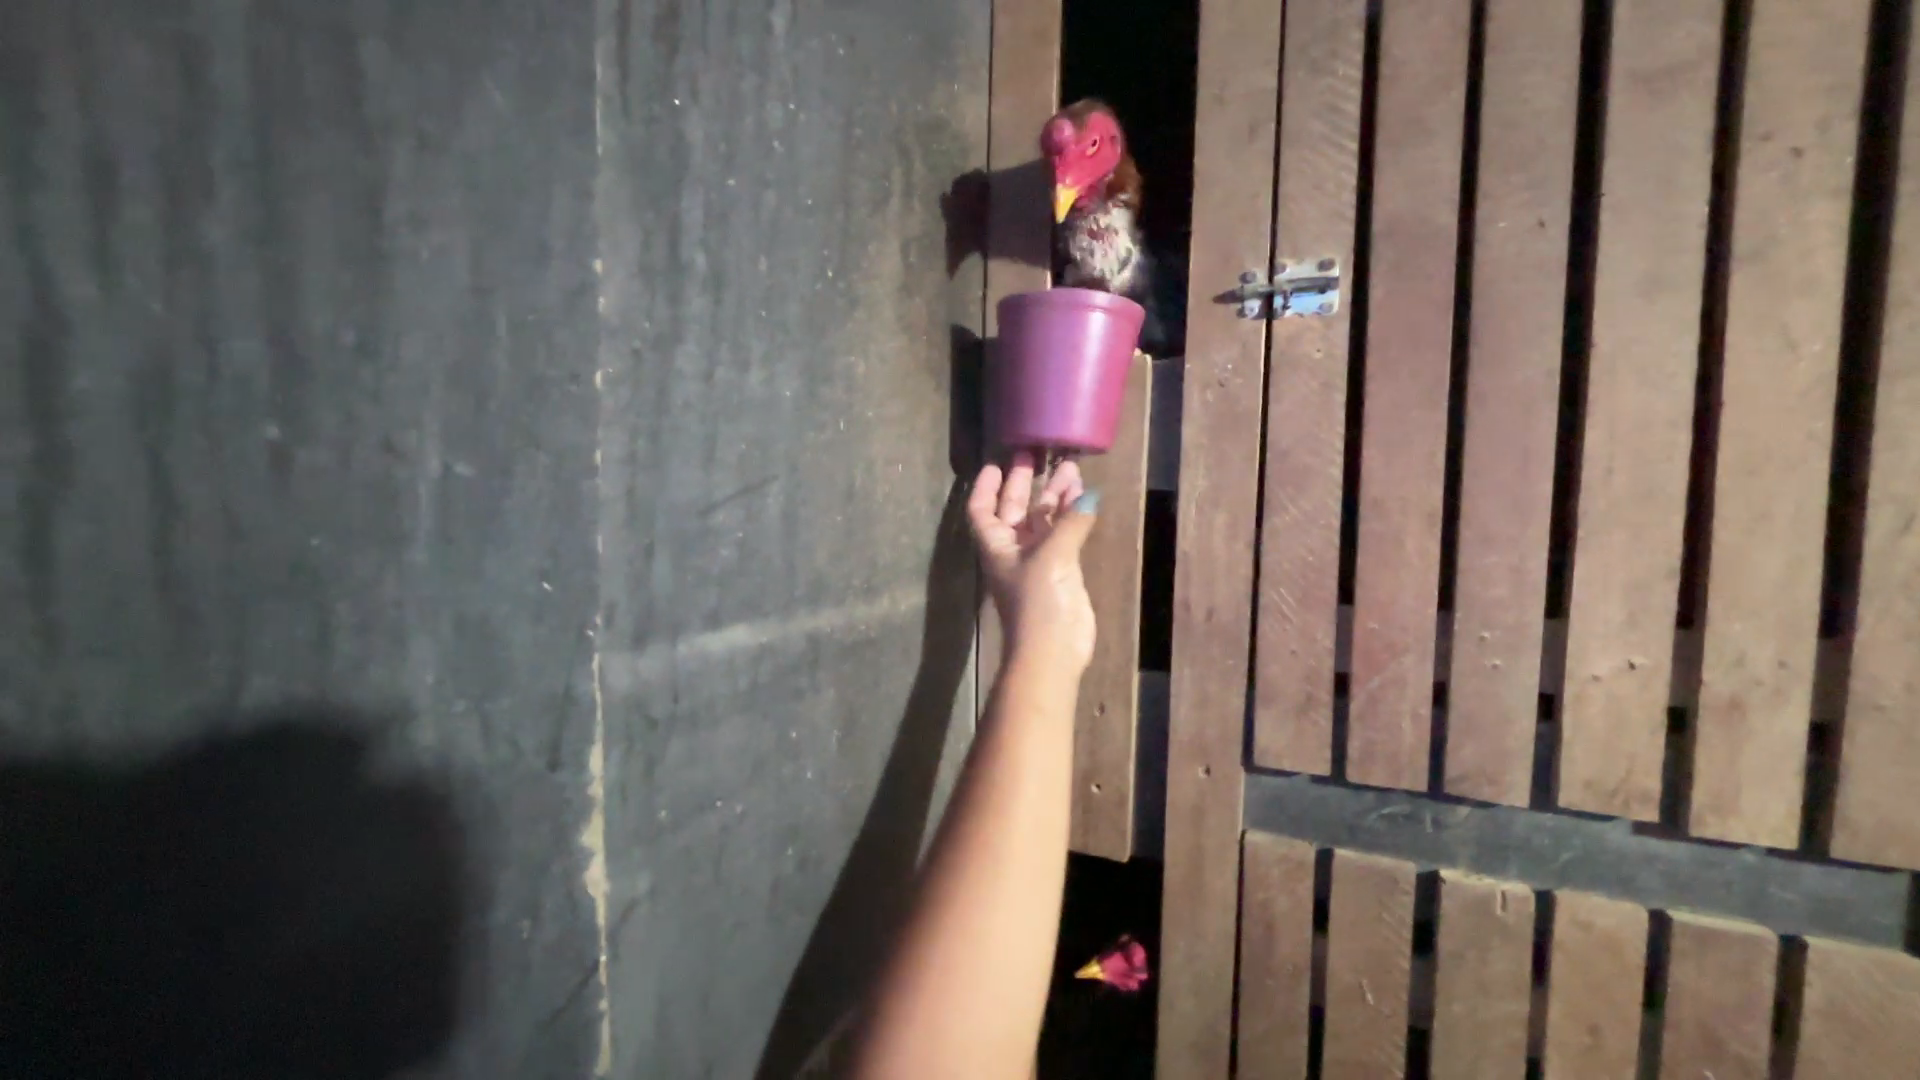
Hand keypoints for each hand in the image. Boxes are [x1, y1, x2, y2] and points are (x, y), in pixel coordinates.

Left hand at [967, 451, 1098, 672]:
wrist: (1052, 651)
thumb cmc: (1038, 601)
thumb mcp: (1052, 556)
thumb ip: (1069, 523)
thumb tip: (1089, 496)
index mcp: (996, 545)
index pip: (981, 509)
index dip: (984, 487)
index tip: (995, 464)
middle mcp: (1013, 549)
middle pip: (1014, 509)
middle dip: (1024, 483)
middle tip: (1039, 454)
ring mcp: (1038, 561)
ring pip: (1043, 520)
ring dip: (1055, 496)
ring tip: (1072, 469)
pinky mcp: (1061, 572)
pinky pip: (1064, 535)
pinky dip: (1072, 516)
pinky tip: (1085, 498)